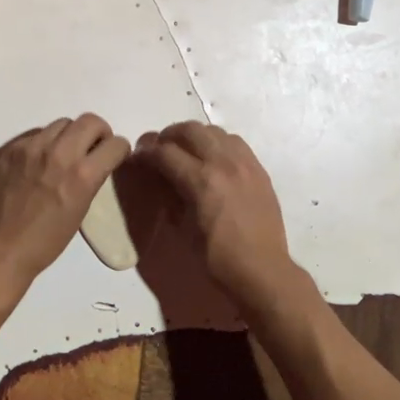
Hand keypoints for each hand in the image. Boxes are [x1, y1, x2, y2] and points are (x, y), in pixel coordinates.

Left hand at [0, 114, 131, 286]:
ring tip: (63, 155)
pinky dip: (45, 144)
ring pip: (62, 123)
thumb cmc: (46, 240)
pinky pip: (36, 135)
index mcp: (82, 175)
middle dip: (98, 132)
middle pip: (90, 120)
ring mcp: (32, 148)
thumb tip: (93, 162)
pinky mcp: (12, 149)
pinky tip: (38, 164)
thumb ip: (89, 179)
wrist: (1, 247)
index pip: (115, 144)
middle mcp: (59, 153)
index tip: (114, 156)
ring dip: (70, 135)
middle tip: (92, 149)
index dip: (119, 149)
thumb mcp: (80, 210)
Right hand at [132, 122, 301, 311]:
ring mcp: (244, 163)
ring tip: (187, 150)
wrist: (261, 269)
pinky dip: (218, 143)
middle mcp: (223, 163)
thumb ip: (170, 197)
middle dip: (169, 136)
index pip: (165, 152)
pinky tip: (213, 158)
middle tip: (160, 148)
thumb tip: (161, 181)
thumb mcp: (183, 228)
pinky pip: (235, 142)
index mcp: (201, 180)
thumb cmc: (216, 257)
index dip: (146, 152)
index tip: (139, 157)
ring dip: (195, 136)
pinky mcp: (259, 169)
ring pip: (214, 131)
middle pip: (189, 130)